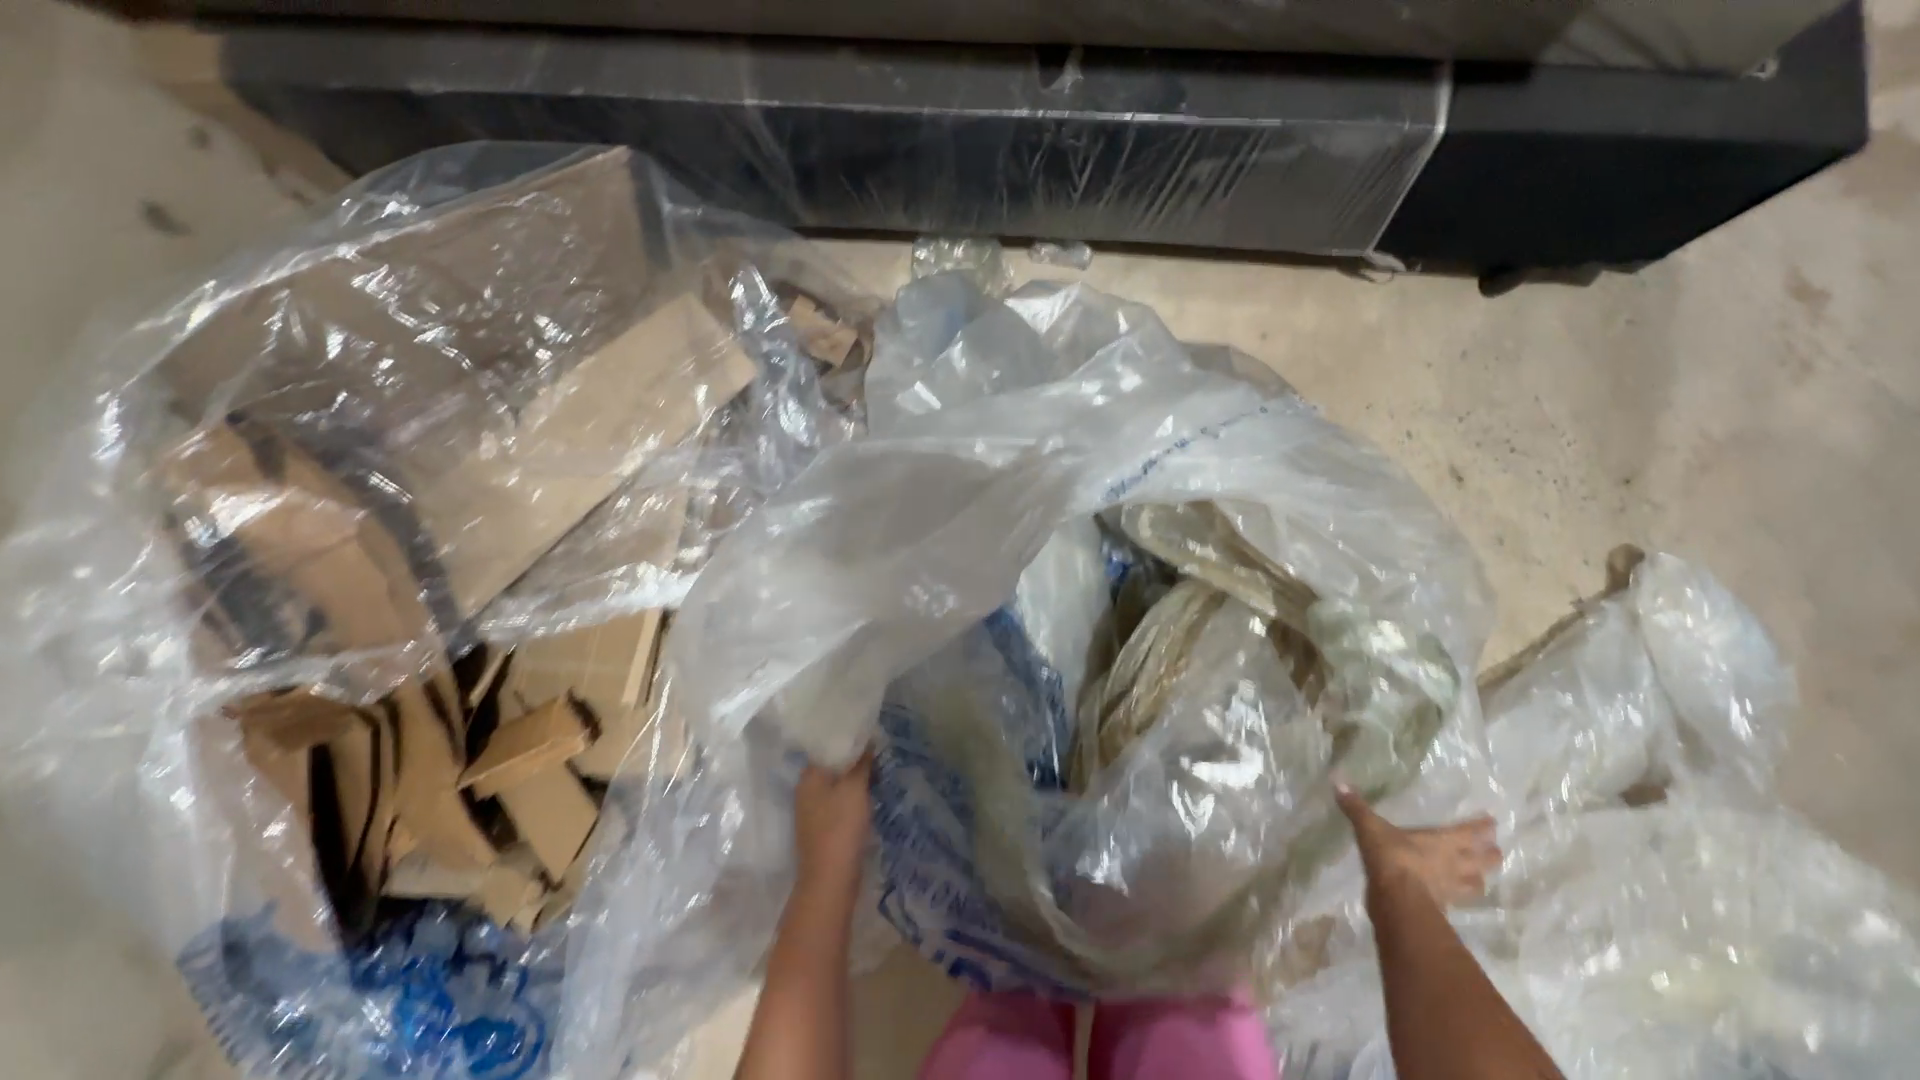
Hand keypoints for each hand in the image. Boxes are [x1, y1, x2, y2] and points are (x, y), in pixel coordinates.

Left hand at [794, 749, 873, 891]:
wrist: (830, 878)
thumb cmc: (840, 827)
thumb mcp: (854, 789)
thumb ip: (860, 764)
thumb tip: (866, 742)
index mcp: (808, 777)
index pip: (826, 748)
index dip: (848, 740)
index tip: (869, 733)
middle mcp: (805, 792)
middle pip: (832, 767)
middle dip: (854, 760)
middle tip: (879, 752)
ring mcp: (813, 812)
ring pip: (837, 787)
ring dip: (855, 781)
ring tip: (879, 771)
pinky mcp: (823, 829)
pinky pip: (840, 804)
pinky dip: (853, 799)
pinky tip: (870, 797)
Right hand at [1334, 779, 1499, 906]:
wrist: (1398, 902)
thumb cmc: (1393, 858)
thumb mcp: (1371, 828)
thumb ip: (1357, 807)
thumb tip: (1338, 781)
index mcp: (1445, 842)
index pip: (1471, 832)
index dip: (1482, 827)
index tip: (1492, 823)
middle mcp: (1455, 864)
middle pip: (1484, 861)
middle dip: (1490, 855)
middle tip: (1496, 851)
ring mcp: (1452, 889)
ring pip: (1477, 884)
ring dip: (1480, 880)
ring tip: (1480, 878)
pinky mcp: (1444, 908)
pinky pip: (1457, 902)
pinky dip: (1459, 899)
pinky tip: (1454, 899)